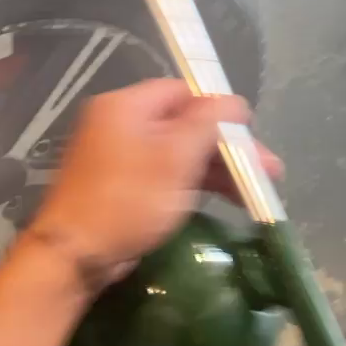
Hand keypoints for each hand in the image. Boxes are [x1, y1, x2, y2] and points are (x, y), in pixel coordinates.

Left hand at [26, 80, 279, 281]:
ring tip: (258, 192)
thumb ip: (207, 123)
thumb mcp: (174, 157)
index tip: (251, 136)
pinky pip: (166, 175)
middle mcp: (118, 123)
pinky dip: (195, 184)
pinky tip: (228, 200)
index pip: (183, 92)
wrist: (75, 253)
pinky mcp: (122, 186)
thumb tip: (234, 101)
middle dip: (228, 147)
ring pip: (178, 152)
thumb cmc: (126, 199)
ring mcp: (119, 156)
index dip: (220, 111)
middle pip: (184, 123)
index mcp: (124, 105)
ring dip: (218, 169)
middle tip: (269, 171)